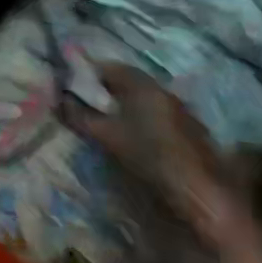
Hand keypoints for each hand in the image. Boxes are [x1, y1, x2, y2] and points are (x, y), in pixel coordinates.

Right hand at [62, 64, 249, 247]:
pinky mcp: (187, 133)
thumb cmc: (149, 157)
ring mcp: (180, 113)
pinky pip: (153, 115)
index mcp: (145, 88)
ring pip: (141, 100)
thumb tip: (60, 100)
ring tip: (100, 121)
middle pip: (127, 83)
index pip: (110, 68)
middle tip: (80, 103)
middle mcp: (165, 94)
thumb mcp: (105, 136)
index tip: (68, 84)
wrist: (201, 195)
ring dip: (120, 105)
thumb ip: (79, 115)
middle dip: (103, 90)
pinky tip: (127, 136)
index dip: (87, 73)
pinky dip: (136, 119)